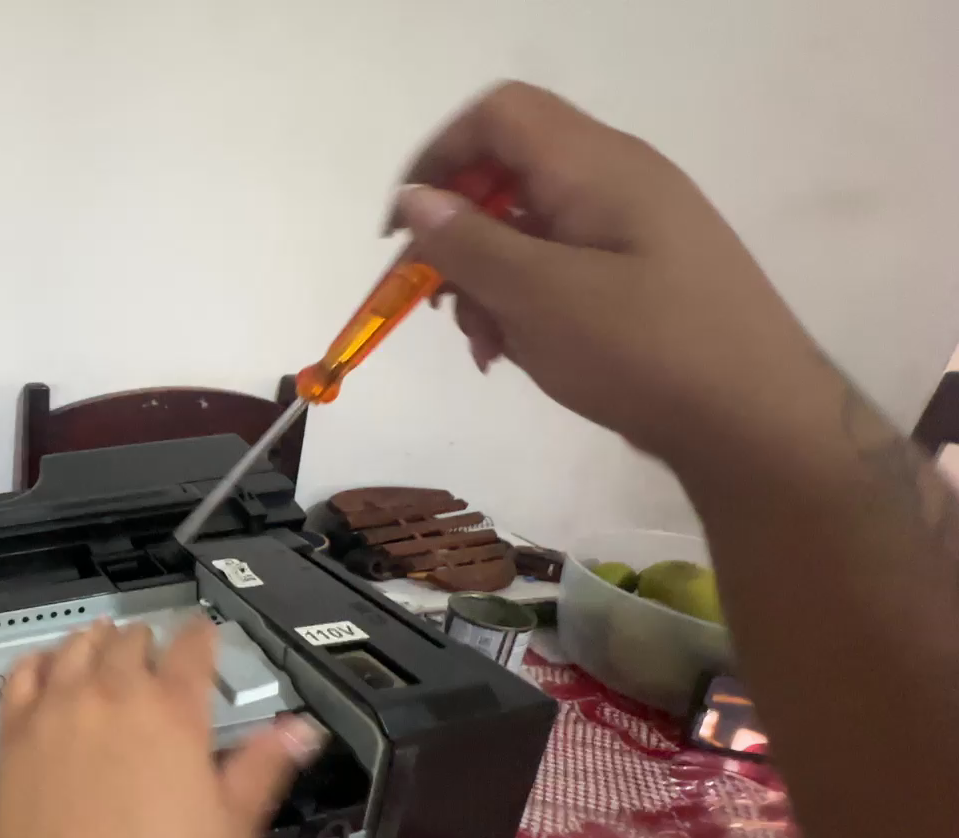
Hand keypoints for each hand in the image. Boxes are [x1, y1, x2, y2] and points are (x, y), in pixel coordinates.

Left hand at [0, 618, 325, 837]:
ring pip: (78, 646)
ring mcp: (57, 711)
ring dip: (97, 639)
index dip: (202, 635)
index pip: (192, 648)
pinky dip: (41, 660)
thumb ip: (262, 765)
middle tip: (155, 652)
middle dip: (150, 641)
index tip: (203, 633)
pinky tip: (48, 665)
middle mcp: (112, 697)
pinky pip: (24, 673)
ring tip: (105, 641)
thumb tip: (298, 730)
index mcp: (172, 715)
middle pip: (132, 641)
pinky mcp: (14, 733)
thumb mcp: (230, 830)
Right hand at [392, 81, 827, 467]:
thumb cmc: (642, 348)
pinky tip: (504, 349)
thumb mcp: (538, 295)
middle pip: (497, 178)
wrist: (743, 414)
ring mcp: (613, 227)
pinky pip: (537, 266)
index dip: (437, 160)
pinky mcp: (615, 269)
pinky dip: (505, 303)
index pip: (497, 117)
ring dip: (475, 282)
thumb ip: (468, 243)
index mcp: (595, 169)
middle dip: (450, 239)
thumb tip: (413, 200)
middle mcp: (605, 183)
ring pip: (510, 230)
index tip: (400, 231)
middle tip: (426, 300)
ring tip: (481, 342)